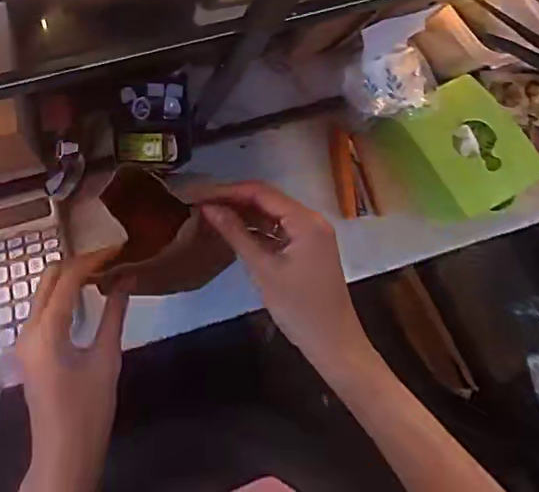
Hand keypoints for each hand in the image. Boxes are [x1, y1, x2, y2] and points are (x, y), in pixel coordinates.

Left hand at [17, 249, 129, 491]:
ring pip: (45, 290)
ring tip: (103, 272)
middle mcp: (29, 327)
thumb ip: (114, 314)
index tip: (118, 248)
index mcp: (46, 329)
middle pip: (50, 277)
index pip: (68, 277)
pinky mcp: (30, 348)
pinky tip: (86, 295)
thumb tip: (127, 279)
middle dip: (79, 263)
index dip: (93, 259)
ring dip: (70, 277)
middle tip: (110, 259)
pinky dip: (64, 295)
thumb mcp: (107, 360)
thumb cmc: (87, 413)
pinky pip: (44, 307)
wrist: (63, 457)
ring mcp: (25, 338)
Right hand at [195, 181, 371, 374]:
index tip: (202, 194)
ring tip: (213, 213)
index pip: (261, 192)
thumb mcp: (263, 269)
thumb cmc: (300, 309)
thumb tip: (208, 208)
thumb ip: (235, 233)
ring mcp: (312, 233)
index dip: (228, 191)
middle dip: (234, 199)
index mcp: (306, 220)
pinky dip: (258, 228)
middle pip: (267, 199)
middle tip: (203, 202)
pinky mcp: (309, 247)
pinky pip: (279, 228)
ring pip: (272, 213)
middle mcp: (312, 219)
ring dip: (244, 213)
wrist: (336, 348)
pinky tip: (235, 230)